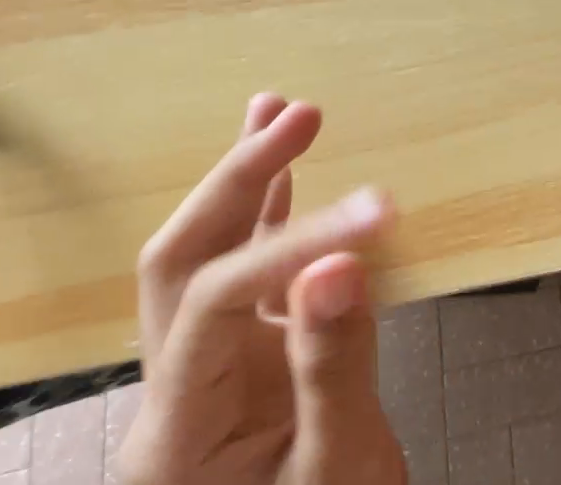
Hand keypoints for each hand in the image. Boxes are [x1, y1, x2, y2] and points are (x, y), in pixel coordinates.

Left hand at [118, 95, 404, 484]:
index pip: (218, 301)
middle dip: (239, 182)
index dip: (297, 246)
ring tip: (279, 111)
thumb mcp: (336, 462)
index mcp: (179, 422)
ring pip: (209, 258)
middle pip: (182, 262)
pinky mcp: (254, 354)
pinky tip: (286, 170)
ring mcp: (213, 365)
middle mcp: (177, 383)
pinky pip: (252, 274)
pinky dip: (270, 216)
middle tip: (302, 118)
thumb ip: (333, 367)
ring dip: (245, 182)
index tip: (383, 211)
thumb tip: (341, 264)